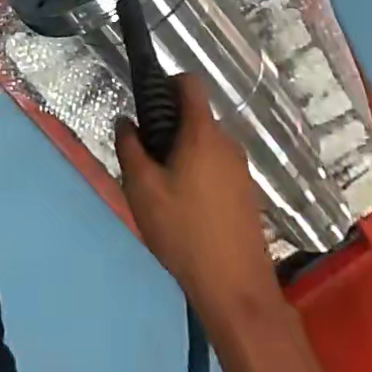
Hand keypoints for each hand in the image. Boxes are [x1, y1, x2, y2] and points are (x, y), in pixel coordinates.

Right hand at [116, 74, 279, 317]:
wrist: (236, 288)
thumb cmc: (183, 231)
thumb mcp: (142, 189)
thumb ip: (130, 148)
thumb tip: (126, 121)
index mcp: (202, 133)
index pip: (191, 84)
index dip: (167, 82)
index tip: (147, 103)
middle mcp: (227, 142)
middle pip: (195, 116)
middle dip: (169, 125)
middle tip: (145, 155)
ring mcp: (241, 168)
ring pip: (206, 143)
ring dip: (183, 151)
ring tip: (162, 186)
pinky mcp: (246, 192)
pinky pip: (217, 165)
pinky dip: (199, 171)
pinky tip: (185, 207)